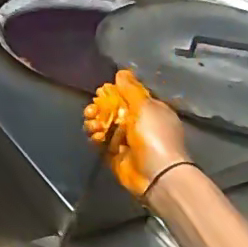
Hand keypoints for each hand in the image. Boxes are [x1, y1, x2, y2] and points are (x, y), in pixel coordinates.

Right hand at [84, 70, 191, 196]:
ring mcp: (126, 140)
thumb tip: (121, 72)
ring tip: (92, 123)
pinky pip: (100, 140)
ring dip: (94, 121)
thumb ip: (130, 89)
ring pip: (104, 124)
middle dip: (99, 108)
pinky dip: (95, 136)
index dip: (113, 93)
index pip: (128, 96)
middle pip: (112, 110)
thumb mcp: (145, 107)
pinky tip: (95, 135)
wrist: (156, 174)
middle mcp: (138, 123)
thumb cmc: (154, 136)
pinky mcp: (115, 154)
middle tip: (91, 110)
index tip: (101, 93)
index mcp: (150, 110)